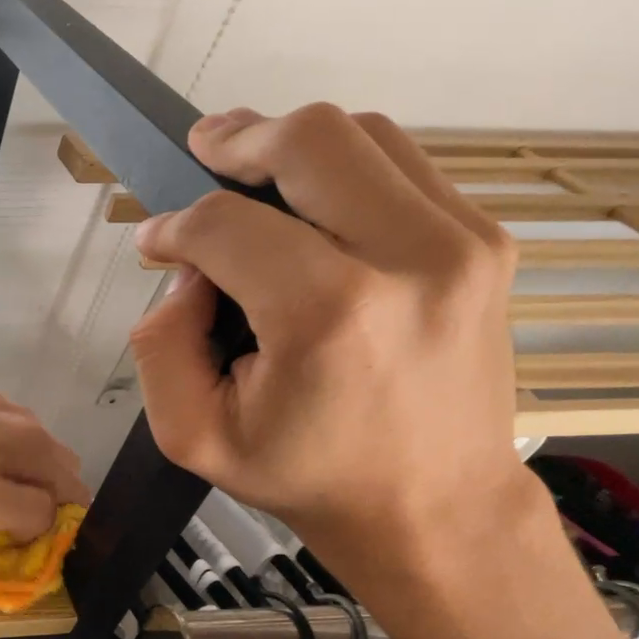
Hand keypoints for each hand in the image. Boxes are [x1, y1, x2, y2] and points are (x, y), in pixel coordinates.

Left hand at [0, 383, 87, 540]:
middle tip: (9, 526)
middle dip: (38, 491)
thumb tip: (51, 512)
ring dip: (7, 470)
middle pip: (43, 456)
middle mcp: (5, 407)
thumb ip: (29, 512)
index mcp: (26, 435)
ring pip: (7, 439)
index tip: (38, 544)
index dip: (63, 517)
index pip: (71, 482)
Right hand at [129, 104, 526, 562]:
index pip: (226, 225)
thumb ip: (158, 346)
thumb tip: (185, 273)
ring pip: (364, 135)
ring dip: (292, 145)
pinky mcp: (486, 240)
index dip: (172, 225)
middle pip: (311, 140)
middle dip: (238, 139)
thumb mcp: (190, 435)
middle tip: (198, 150)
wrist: (431, 503)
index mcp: (328, 316)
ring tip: (245, 170)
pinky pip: (402, 164)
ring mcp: (464, 241)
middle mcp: (411, 259)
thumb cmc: (303, 474)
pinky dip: (342, 168)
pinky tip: (306, 204)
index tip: (152, 243)